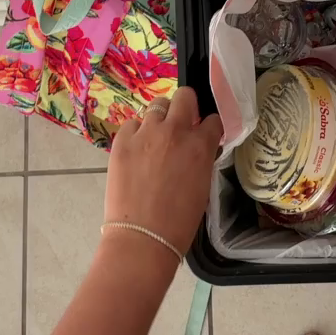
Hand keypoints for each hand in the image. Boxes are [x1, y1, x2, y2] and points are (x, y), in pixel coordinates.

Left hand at [103, 87, 222, 254]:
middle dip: (186, 106)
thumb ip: (201, 158)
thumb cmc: (179, 221)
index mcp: (201, 145)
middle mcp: (175, 131)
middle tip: (181, 123)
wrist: (142, 238)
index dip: (208, 127)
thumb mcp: (202, 185)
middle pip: (185, 96)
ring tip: (156, 137)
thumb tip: (197, 148)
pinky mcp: (122, 140)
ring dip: (160, 118)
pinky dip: (137, 133)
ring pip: (157, 105)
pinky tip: (136, 152)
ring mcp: (146, 132)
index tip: (203, 133)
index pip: (212, 119)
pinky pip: (133, 124)